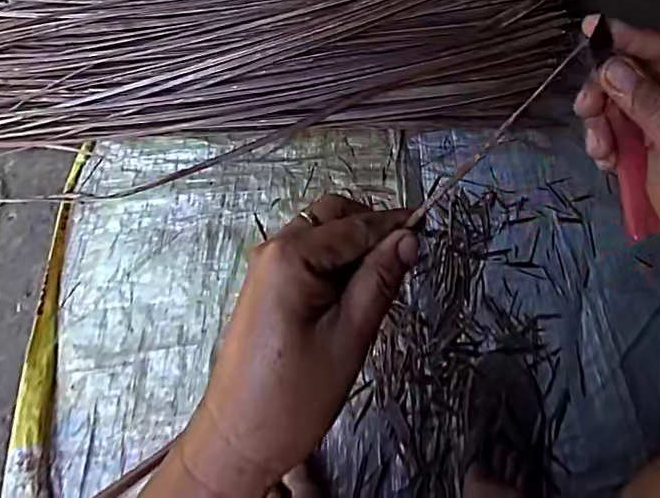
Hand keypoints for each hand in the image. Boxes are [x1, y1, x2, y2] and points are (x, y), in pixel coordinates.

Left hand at [166, 195, 418, 495]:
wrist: (235, 445)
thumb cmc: (291, 399)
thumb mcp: (348, 337)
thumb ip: (380, 280)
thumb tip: (407, 239)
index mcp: (291, 257)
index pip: (355, 225)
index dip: (393, 225)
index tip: (424, 225)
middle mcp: (274, 249)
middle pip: (334, 214)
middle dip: (371, 226)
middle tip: (404, 253)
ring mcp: (267, 266)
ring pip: (322, 230)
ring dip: (355, 242)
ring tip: (382, 275)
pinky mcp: (267, 284)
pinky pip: (309, 252)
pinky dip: (337, 258)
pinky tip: (355, 288)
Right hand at [573, 16, 659, 273]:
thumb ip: (649, 106)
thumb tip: (612, 66)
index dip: (629, 38)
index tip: (593, 28)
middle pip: (632, 75)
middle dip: (605, 88)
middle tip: (587, 107)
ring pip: (616, 102)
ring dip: (601, 121)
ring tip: (602, 148)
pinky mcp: (645, 147)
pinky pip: (613, 130)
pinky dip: (604, 142)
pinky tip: (607, 160)